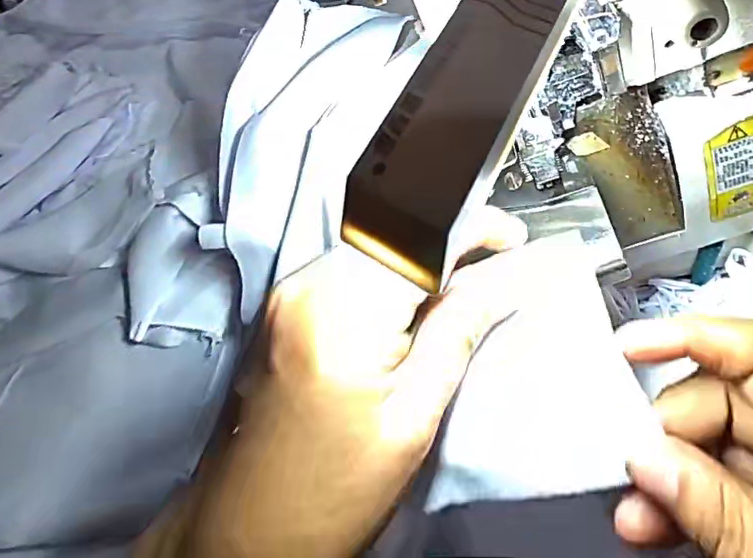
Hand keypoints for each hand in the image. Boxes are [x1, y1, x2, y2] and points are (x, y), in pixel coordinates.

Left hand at [138, 208, 527, 557]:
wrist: (247, 524)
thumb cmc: (330, 493)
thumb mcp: (412, 421)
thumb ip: (455, 336)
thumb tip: (495, 282)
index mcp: (342, 315)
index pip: (418, 241)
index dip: (470, 228)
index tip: (506, 237)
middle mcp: (306, 286)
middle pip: (392, 233)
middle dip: (442, 241)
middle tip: (481, 269)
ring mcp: (288, 289)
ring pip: (370, 242)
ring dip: (412, 255)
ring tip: (442, 297)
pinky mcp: (282, 299)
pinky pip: (346, 262)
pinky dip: (381, 271)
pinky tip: (397, 310)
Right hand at [614, 315, 752, 557]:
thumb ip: (723, 512)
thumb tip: (648, 457)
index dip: (686, 337)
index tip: (629, 347)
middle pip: (729, 402)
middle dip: (671, 436)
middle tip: (635, 478)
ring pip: (725, 447)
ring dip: (676, 476)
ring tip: (643, 515)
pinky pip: (738, 487)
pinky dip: (699, 502)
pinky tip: (668, 524)